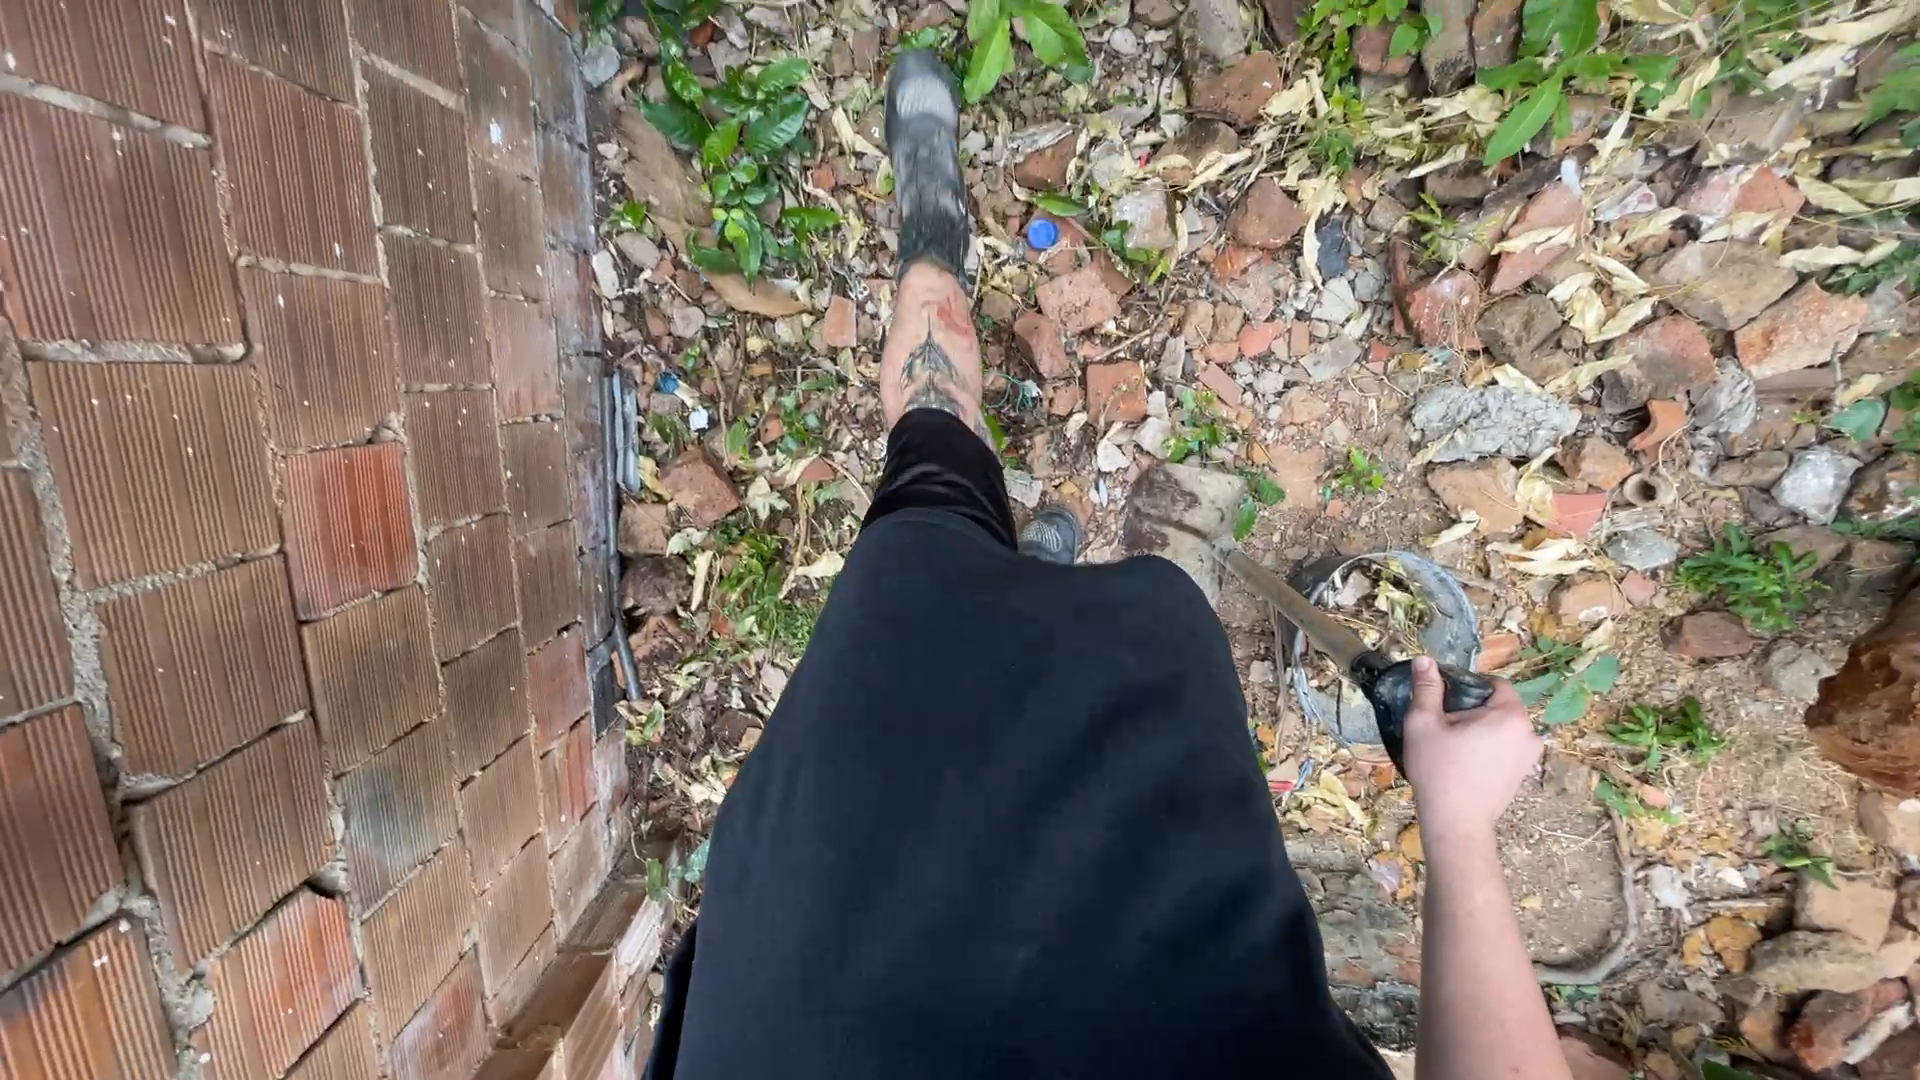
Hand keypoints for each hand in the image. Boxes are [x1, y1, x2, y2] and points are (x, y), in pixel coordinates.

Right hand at [1402, 656, 1539, 850]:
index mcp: (1510, 716)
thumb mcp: (1424, 722)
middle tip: (1441, 722)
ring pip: (1501, 726)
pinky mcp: (1523, 773)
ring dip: (1479, 727)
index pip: (1495, 684)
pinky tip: (1462, 759)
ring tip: (1450, 742)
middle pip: (1499, 705)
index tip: (1442, 699)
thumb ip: (1427, 688)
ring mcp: (1529, 756)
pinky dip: (1485, 745)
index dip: (1467, 685)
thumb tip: (1424, 659)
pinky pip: (1504, 745)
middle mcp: (1529, 733)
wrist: (1456, 820)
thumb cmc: (1439, 768)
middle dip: (1471, 707)